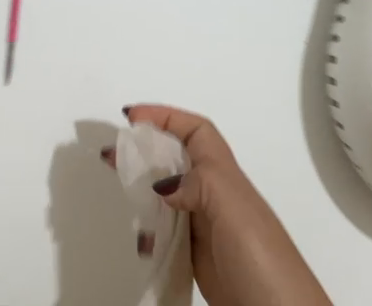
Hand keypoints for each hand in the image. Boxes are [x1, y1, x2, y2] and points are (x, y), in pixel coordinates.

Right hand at [108, 105, 332, 305]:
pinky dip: (150, 230)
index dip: (164, 117)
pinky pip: (168, 232)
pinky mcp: (199, 255)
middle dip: (145, 150)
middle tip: (112, 154)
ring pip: (169, 195)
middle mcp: (214, 193)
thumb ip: (198, 183)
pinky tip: (141, 241)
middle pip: (176, 158)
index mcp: (224, 173)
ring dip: (144, 190)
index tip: (131, 118)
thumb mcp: (231, 206)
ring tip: (121, 192)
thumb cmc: (260, 252)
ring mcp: (206, 224)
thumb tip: (161, 185)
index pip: (194, 130)